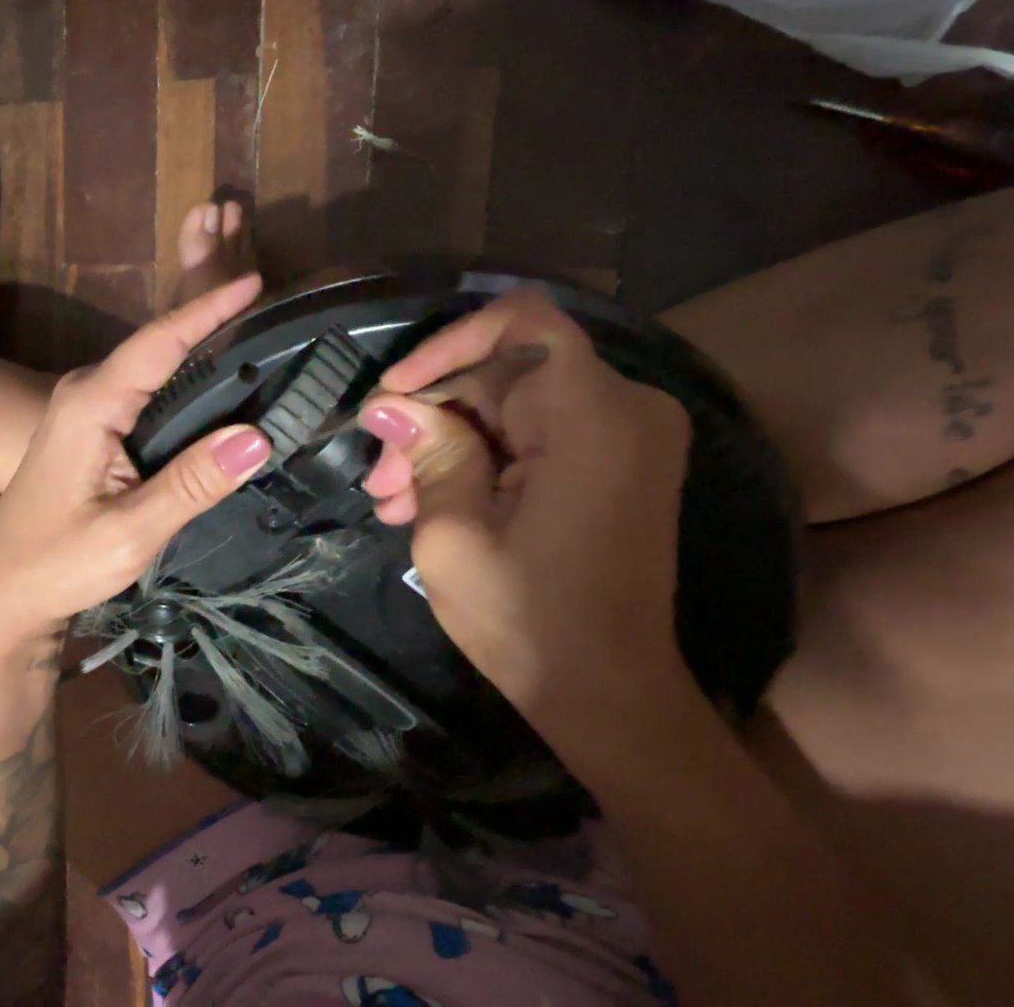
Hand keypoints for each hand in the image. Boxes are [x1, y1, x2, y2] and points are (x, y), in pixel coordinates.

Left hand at [0, 276, 273, 666]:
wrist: (1, 598)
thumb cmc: (55, 566)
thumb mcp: (129, 533)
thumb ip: (192, 484)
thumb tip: (258, 437)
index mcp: (90, 404)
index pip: (159, 341)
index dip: (209, 310)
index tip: (256, 281)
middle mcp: (85, 393)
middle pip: (159, 345)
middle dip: (214, 323)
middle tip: (277, 316)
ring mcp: (87, 411)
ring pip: (155, 370)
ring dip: (203, 355)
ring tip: (264, 347)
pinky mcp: (94, 432)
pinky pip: (149, 395)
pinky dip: (187, 388)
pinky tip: (221, 396)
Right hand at [358, 289, 694, 729]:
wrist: (610, 694)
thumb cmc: (526, 622)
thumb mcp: (453, 535)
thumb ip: (427, 452)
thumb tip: (389, 403)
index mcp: (593, 417)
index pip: (521, 320)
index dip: (448, 343)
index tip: (397, 393)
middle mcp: (629, 407)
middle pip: (510, 370)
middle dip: (436, 414)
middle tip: (380, 475)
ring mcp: (633, 435)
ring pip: (518, 405)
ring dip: (453, 443)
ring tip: (393, 502)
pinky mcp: (622, 463)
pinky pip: (542, 433)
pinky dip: (489, 458)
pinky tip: (433, 503)